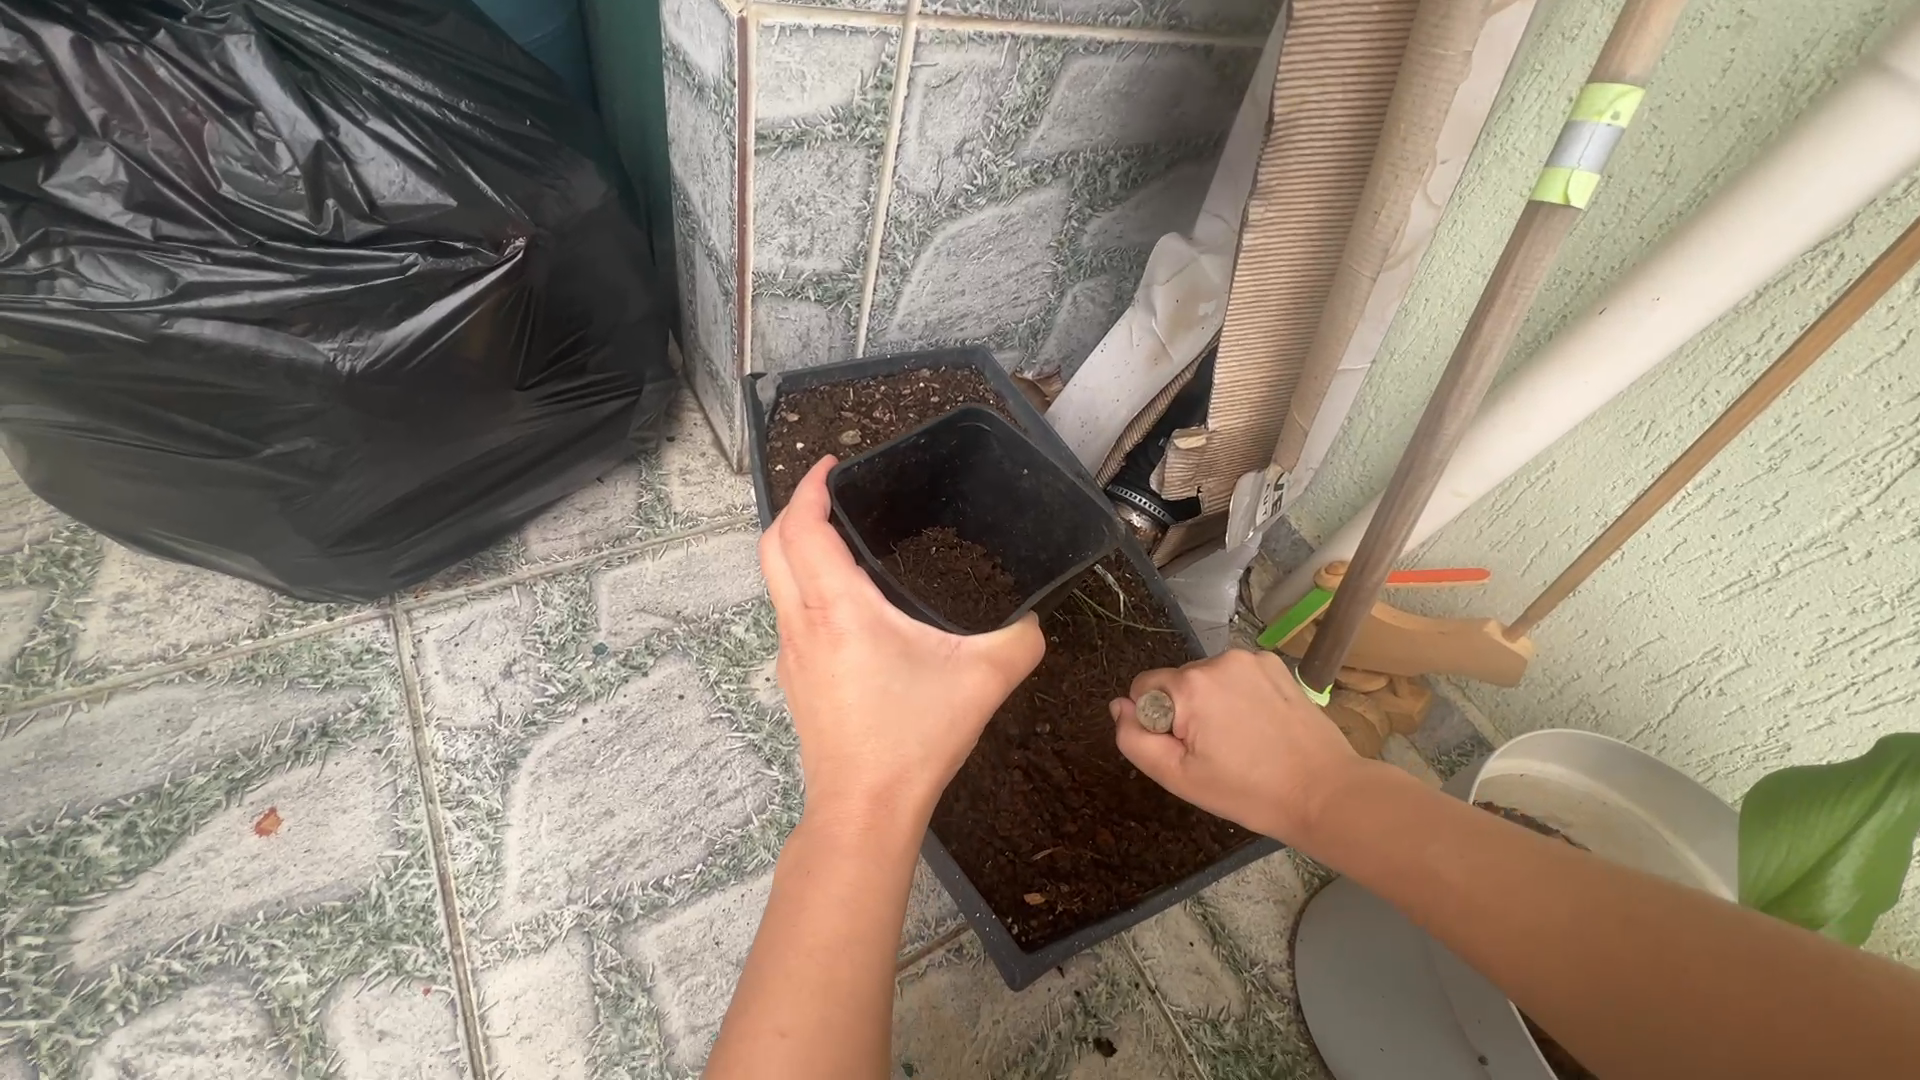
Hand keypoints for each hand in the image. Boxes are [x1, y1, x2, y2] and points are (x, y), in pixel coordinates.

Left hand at [760, 457, 1044, 829]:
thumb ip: (1020, 639)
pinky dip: (804, 583)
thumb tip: (1033, 618)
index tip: (833, 464)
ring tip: (843, 537)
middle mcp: (802, 624)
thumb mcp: (984, 681)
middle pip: (772, 546)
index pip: (802, 528)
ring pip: (774, 580)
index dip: (810, 487)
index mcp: (837, 609)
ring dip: (797, 546)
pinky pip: (788, 611)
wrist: (865, 809)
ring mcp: (791, 653)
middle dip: (794, 508)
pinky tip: (847, 599)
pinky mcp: (794, 678)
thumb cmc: (915, 740)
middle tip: (835, 492)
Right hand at [1111, 648, 1368, 844]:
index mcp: (1189, 686)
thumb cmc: (1248, 792)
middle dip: (1185, 712)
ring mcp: (1250, 659)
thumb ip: (1135, 739)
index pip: (1142, 690)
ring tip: (1241, 740)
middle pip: (1176, 683)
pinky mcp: (1276, 664)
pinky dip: (1239, 695)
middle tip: (1216, 751)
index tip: (1189, 751)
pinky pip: (1236, 675)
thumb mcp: (1178, 777)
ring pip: (1206, 679)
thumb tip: (1119, 706)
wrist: (1326, 793)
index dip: (1158, 725)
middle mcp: (1217, 660)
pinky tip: (1260, 724)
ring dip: (1212, 703)